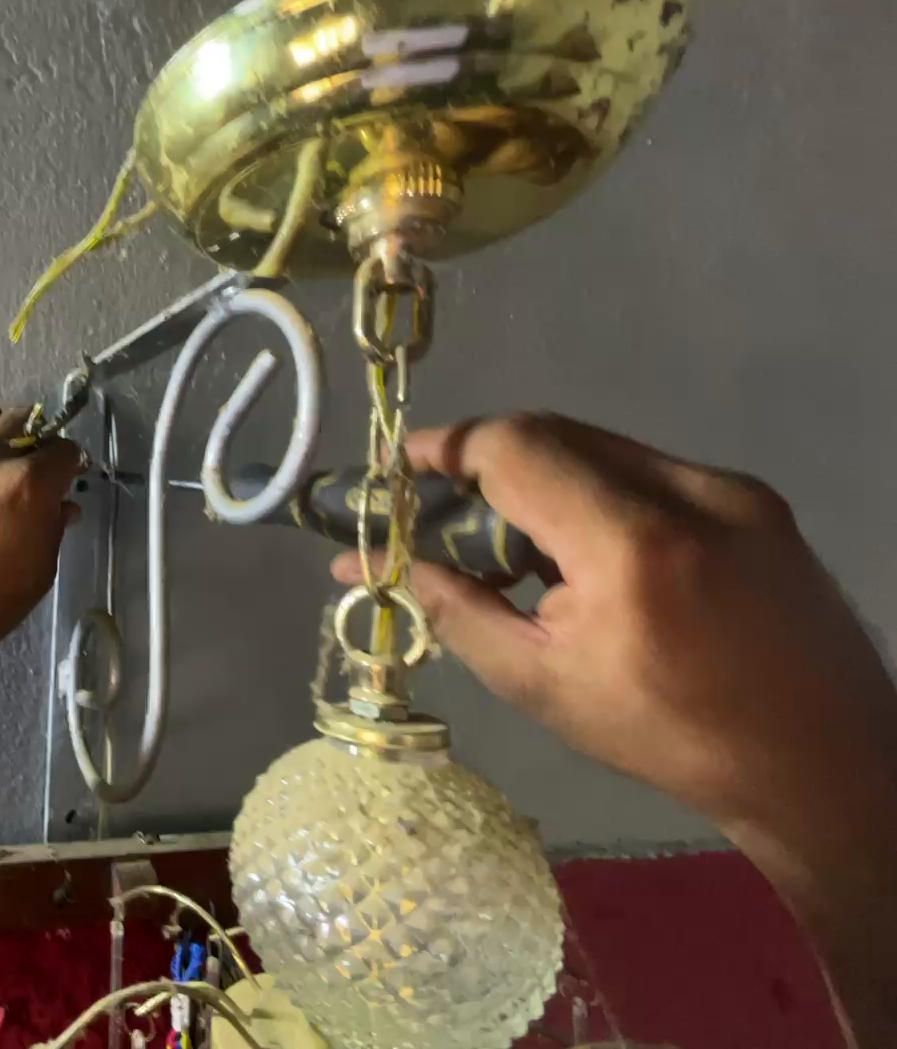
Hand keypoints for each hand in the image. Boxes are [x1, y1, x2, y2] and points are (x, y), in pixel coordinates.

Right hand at [332, 413, 896, 848]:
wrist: (832, 767)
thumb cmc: (667, 732)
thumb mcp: (533, 679)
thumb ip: (450, 606)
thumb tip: (368, 565)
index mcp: (631, 541)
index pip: (515, 448)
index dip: (444, 446)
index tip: (395, 468)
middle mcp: (690, 492)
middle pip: (549, 433)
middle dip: (473, 459)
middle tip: (429, 504)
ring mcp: (730, 491)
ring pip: (590, 445)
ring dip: (522, 474)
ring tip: (488, 533)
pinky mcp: (749, 502)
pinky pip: (631, 468)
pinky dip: (572, 488)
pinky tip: (557, 544)